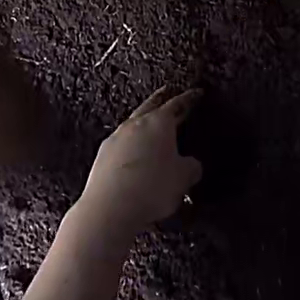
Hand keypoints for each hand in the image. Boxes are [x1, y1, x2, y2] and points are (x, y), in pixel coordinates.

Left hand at [75, 85, 203, 236]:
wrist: (109, 208)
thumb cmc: (152, 188)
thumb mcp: (184, 178)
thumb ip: (192, 167)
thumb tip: (191, 164)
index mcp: (160, 122)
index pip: (178, 104)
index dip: (189, 98)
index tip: (196, 93)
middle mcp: (136, 124)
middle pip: (151, 105)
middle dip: (162, 98)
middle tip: (168, 91)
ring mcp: (116, 138)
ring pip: (134, 123)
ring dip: (144, 122)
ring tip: (151, 125)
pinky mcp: (103, 155)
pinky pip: (122, 143)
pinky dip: (131, 144)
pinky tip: (134, 153)